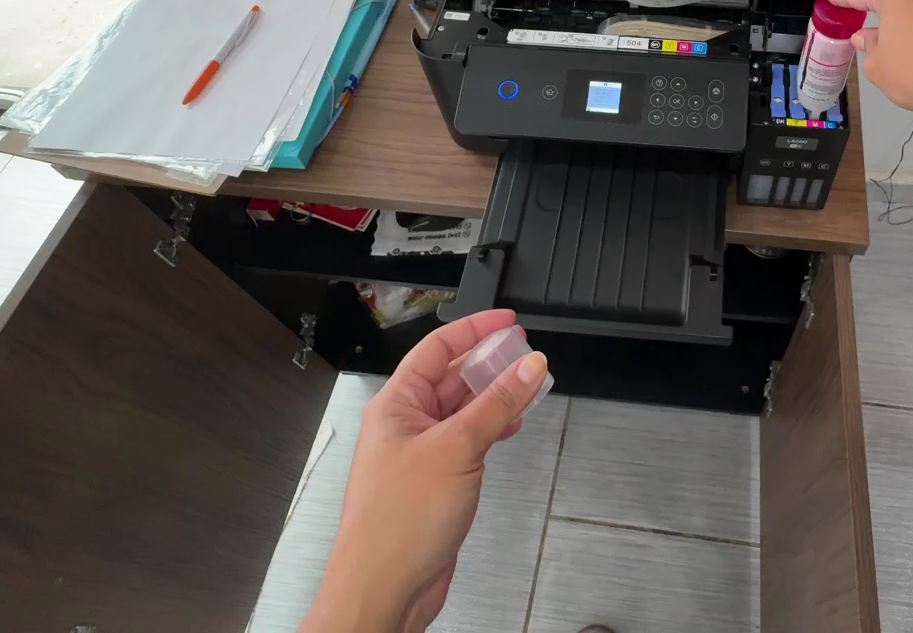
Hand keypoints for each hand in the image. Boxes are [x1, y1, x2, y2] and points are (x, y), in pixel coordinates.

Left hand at [302, 310, 549, 632]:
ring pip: (465, 406)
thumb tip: (528, 366)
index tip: (506, 320)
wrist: (384, 592)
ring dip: (497, 394)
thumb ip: (498, 404)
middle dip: (490, 361)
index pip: (438, 347)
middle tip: (524, 351)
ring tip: (528, 384)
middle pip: (453, 375)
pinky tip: (512, 424)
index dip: (474, 328)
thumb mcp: (457, 448)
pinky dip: (494, 425)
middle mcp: (407, 423)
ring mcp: (423, 451)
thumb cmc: (395, 526)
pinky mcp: (438, 477)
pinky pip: (470, 435)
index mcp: (397, 404)